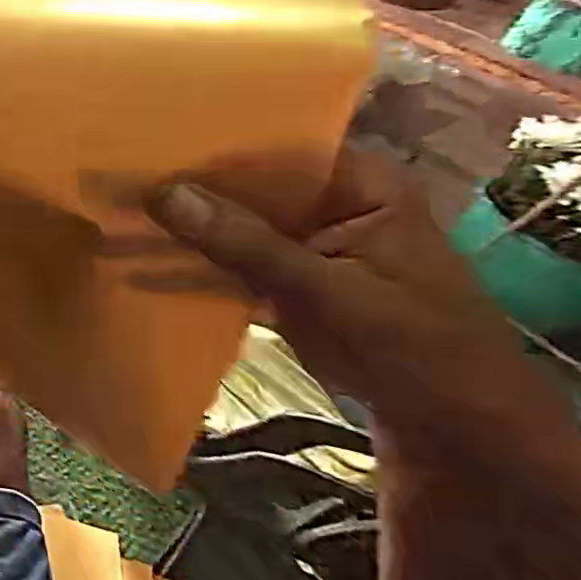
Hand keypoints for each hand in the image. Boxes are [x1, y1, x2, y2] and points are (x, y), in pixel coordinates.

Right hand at [146, 147, 575, 458]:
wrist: (465, 438)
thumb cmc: (424, 354)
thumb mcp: (332, 294)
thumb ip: (247, 243)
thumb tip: (162, 192)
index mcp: (360, 182)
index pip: (272, 144)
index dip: (210, 143)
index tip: (146, 140)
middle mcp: (328, 199)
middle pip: (244, 180)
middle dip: (185, 184)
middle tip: (116, 174)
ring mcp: (304, 238)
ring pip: (230, 218)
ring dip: (182, 222)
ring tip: (115, 208)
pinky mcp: (285, 274)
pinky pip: (229, 255)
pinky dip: (193, 258)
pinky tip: (139, 254)